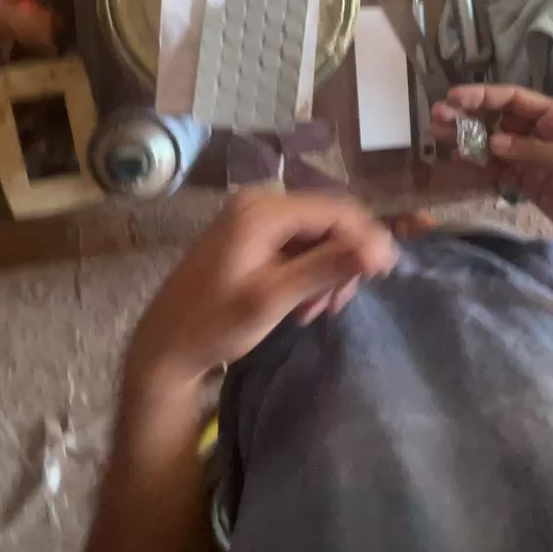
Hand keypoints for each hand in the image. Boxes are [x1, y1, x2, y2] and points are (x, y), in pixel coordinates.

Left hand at [125, 188, 398, 391]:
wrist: (163, 350)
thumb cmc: (214, 324)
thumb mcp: (274, 298)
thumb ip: (327, 267)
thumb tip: (381, 248)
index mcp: (263, 209)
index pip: (335, 210)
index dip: (366, 237)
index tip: (388, 270)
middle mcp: (260, 201)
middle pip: (327, 220)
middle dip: (343, 259)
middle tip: (340, 302)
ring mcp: (254, 216)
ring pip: (317, 234)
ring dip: (327, 269)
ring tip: (318, 309)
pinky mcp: (252, 235)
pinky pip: (299, 244)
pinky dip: (309, 272)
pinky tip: (304, 302)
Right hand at [431, 84, 552, 254]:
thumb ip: (532, 151)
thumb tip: (493, 143)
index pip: (515, 99)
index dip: (484, 96)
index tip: (454, 97)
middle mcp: (541, 133)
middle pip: (499, 119)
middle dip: (468, 116)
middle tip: (437, 117)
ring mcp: (532, 158)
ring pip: (493, 144)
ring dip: (468, 140)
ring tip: (439, 137)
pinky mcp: (528, 183)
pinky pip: (498, 169)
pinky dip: (479, 165)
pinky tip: (459, 161)